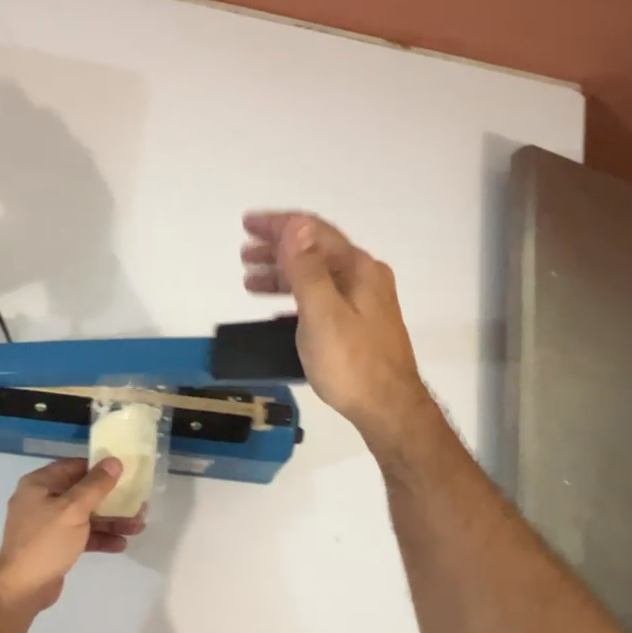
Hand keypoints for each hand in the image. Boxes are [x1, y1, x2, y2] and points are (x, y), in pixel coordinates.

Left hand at [0, 458, 144, 612]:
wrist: (23, 588)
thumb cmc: (46, 542)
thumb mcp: (73, 510)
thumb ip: (95, 485)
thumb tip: (113, 461)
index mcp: (39, 484)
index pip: (73, 467)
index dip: (99, 468)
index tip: (124, 472)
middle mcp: (41, 500)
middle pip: (82, 493)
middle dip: (111, 499)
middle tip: (138, 503)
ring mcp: (47, 524)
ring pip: (84, 516)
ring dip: (110, 521)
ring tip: (138, 527)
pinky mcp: (55, 545)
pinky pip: (81, 535)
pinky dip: (99, 538)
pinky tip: (121, 544)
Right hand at [241, 212, 434, 448]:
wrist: (388, 407)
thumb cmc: (350, 364)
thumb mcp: (322, 314)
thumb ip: (306, 269)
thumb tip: (295, 225)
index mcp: (357, 269)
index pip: (313, 233)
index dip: (278, 226)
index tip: (246, 224)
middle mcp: (364, 278)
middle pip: (316, 251)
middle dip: (277, 248)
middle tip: (243, 253)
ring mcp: (365, 301)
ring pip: (318, 275)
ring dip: (283, 273)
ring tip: (250, 281)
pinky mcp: (360, 324)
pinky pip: (322, 296)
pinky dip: (295, 295)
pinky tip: (278, 309)